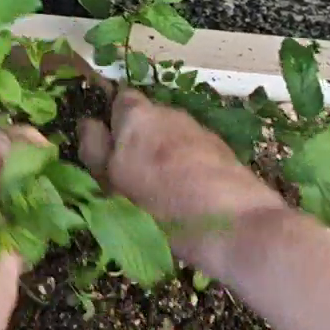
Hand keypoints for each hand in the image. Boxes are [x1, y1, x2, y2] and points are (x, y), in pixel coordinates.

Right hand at [78, 88, 285, 276]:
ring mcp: (200, 132)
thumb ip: (94, 149)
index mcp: (135, 114)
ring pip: (170, 140)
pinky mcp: (225, 154)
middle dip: (139, 143)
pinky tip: (192, 202)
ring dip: (165, 158)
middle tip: (135, 181)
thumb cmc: (163, 205)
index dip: (112, 125)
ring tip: (166, 197)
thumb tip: (88, 124)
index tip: (111, 155)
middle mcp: (168, 113)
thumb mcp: (111, 181)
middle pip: (145, 121)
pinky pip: (194, 156)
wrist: (241, 229)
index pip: (117, 100)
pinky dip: (189, 171)